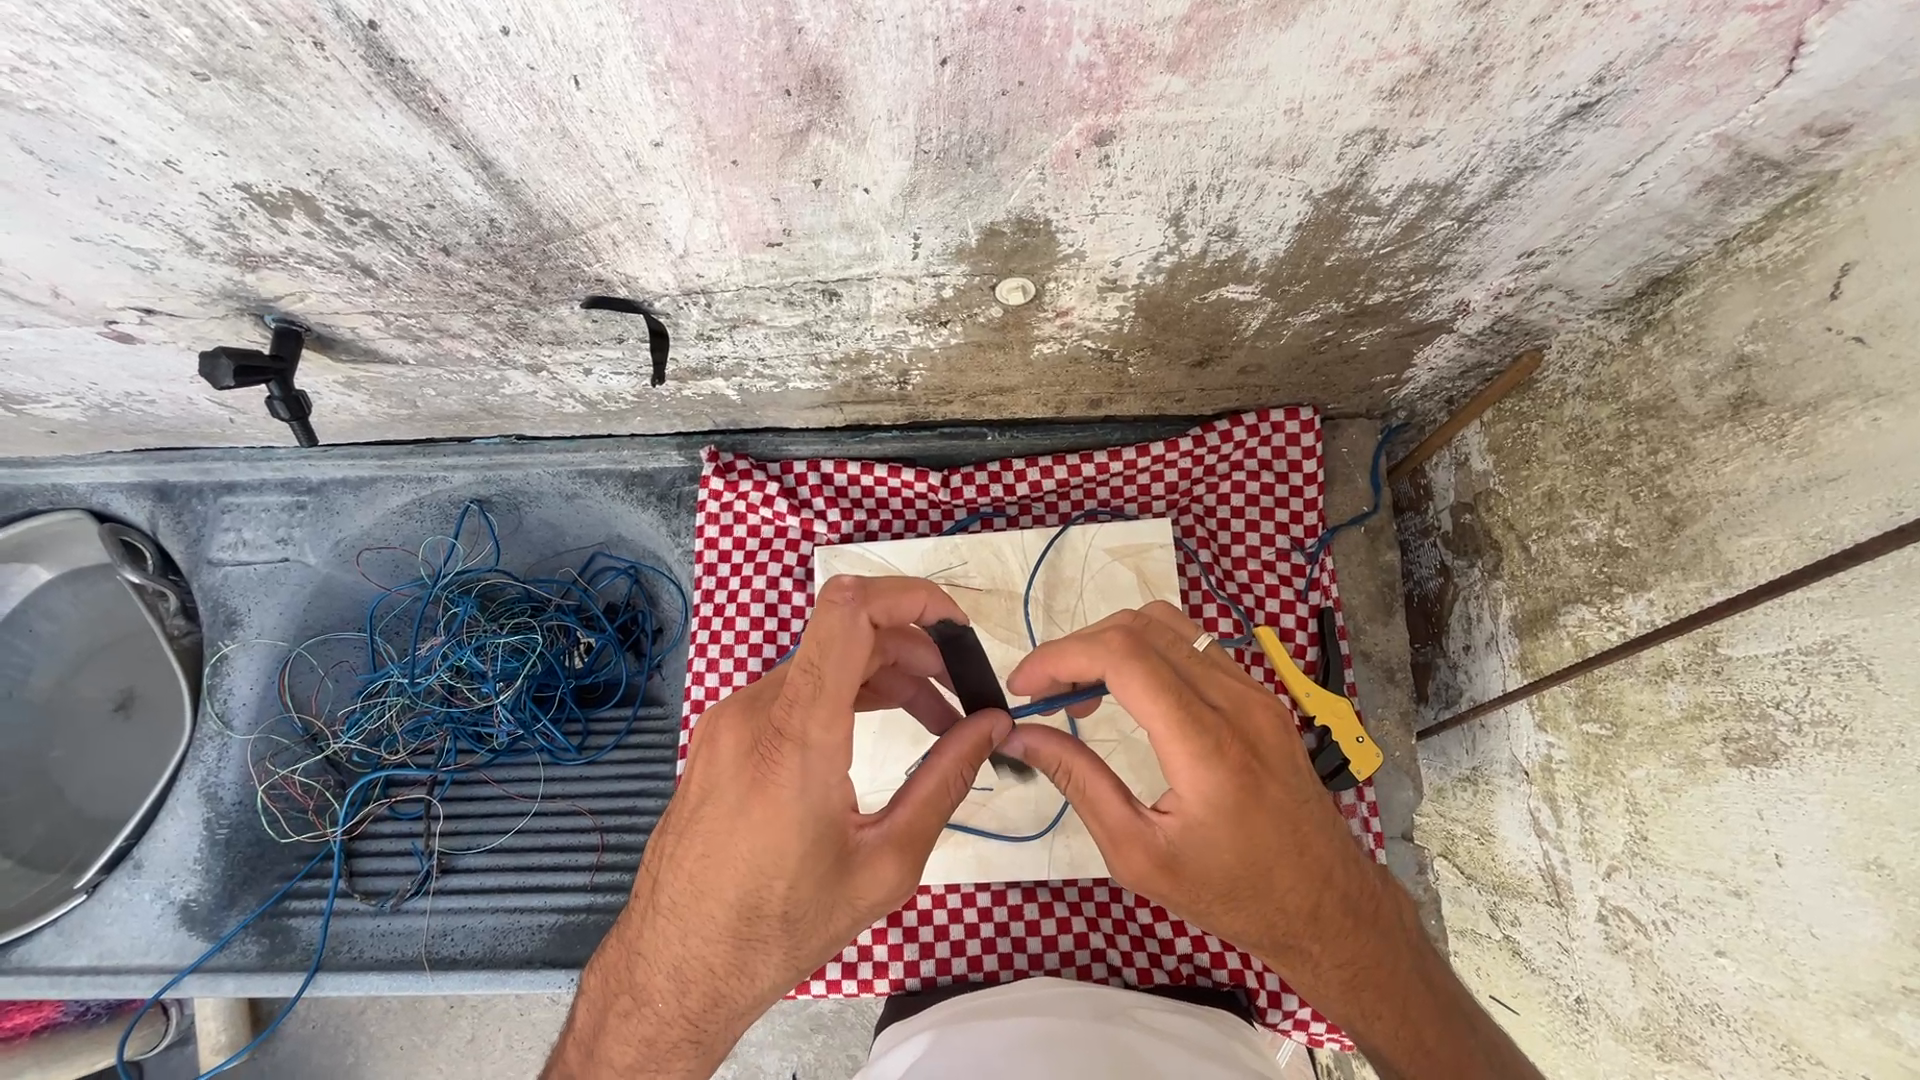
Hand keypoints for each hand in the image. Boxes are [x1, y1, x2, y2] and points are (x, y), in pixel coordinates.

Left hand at [544, 576, 1009, 1079]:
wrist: (677, 967)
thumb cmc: (784, 925)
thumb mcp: (886, 863)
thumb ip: (946, 780)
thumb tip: (993, 726)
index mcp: (797, 732)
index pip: (848, 610)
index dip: (908, 595)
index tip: (955, 624)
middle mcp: (756, 707)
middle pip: (847, 634)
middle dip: (914, 652)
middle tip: (960, 698)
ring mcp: (730, 718)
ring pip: (822, 663)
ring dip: (883, 678)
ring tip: (931, 722)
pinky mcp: (721, 735)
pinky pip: (793, 692)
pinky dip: (843, 698)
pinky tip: (871, 736)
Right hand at [1003, 601, 1542, 1079]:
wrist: (1327, 906)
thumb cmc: (1230, 894)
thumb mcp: (1138, 855)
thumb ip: (1078, 782)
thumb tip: (1022, 736)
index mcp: (1206, 744)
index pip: (1122, 656)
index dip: (1060, 657)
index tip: (1023, 686)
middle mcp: (1235, 701)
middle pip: (1139, 626)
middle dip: (1077, 647)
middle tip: (1046, 693)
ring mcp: (1255, 691)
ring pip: (1168, 623)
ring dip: (1111, 642)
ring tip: (1083, 691)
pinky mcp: (1261, 695)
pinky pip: (1193, 644)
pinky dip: (1145, 651)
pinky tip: (1128, 693)